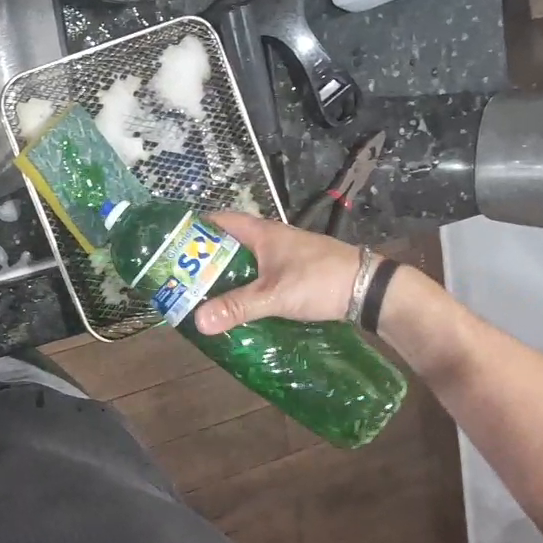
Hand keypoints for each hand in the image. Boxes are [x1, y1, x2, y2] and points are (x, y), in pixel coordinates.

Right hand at [193, 212, 364, 334]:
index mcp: (261, 233)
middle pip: (228, 245)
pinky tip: (235, 308)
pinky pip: (259, 278)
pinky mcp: (293, 275)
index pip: (219, 220)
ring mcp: (283, 257)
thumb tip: (198, 321)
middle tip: (180, 280)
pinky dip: (244, 289)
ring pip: (244, 263)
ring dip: (225, 277)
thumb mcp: (274, 295)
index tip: (172, 245)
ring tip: (201, 297)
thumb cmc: (320, 280)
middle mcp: (269, 240)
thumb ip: (237, 307)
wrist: (370, 290)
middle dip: (204, 260)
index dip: (194, 228)